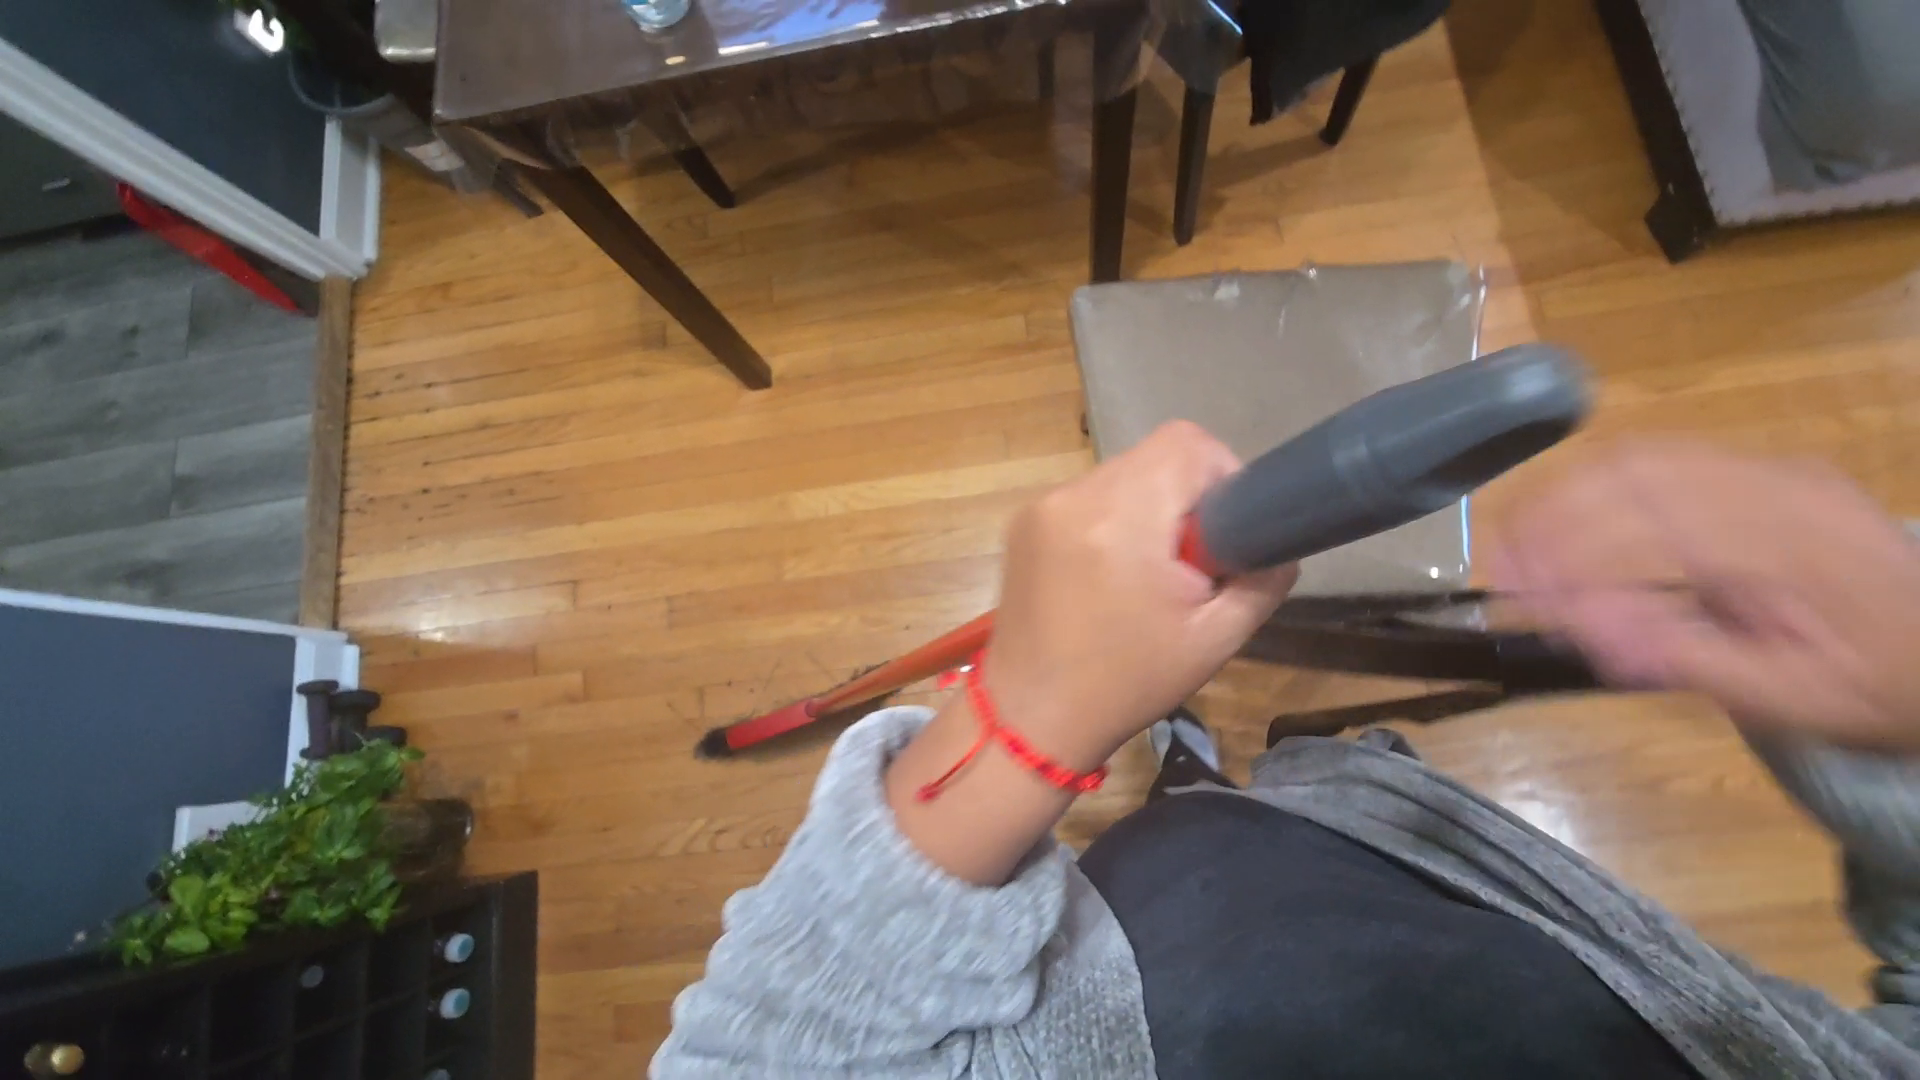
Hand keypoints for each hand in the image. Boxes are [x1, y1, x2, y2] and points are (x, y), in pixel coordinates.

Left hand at [983, 421, 1299, 767]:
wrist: (1030, 716)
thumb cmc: (1126, 683)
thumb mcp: (1215, 640)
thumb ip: (1262, 578)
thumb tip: (1277, 544)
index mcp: (1121, 518)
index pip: (1187, 443)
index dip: (1221, 475)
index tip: (1223, 532)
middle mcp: (1074, 497)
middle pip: (1152, 459)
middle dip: (1183, 501)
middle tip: (1186, 565)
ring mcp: (1040, 506)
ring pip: (1119, 476)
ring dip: (1145, 510)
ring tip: (1141, 576)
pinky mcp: (1022, 522)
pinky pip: (1085, 498)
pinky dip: (1109, 522)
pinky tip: (1105, 576)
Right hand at [1489, 441, 1919, 749]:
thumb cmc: (1877, 684)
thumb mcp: (1789, 696)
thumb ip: (1680, 655)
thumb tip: (1578, 622)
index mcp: (1795, 544)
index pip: (1651, 528)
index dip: (1568, 556)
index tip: (1517, 596)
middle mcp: (1778, 487)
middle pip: (1632, 472)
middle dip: (1547, 515)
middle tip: (1500, 565)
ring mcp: (1766, 470)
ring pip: (1633, 456)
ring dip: (1559, 496)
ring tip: (1515, 543)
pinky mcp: (1751, 470)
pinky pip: (1652, 459)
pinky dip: (1589, 487)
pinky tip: (1562, 520)